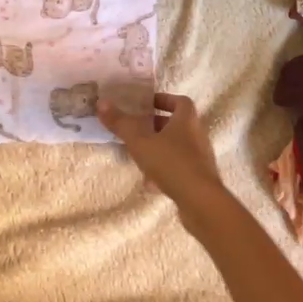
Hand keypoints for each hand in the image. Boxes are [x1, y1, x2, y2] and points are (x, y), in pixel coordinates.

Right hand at [98, 92, 227, 216]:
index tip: (147, 104)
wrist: (200, 201)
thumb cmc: (171, 163)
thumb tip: (101, 102)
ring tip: (140, 155)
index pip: (180, 101)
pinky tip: (150, 183)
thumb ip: (121, 123)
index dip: (164, 100)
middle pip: (178, 124)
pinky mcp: (200, 178)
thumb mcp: (140, 141)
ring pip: (178, 147)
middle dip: (157, 125)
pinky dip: (166, 170)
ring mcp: (201, 158)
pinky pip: (180, 168)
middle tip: (138, 129)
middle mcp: (198, 135)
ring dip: (160, 148)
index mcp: (187, 119)